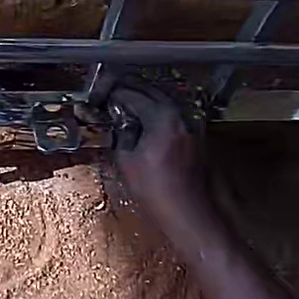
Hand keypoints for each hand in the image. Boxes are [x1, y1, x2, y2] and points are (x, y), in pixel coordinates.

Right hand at [108, 84, 205, 216]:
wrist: (185, 209)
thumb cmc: (155, 189)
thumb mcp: (126, 159)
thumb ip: (121, 133)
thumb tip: (119, 120)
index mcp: (162, 117)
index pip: (134, 95)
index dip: (114, 93)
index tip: (103, 96)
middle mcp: (180, 114)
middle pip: (152, 91)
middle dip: (131, 89)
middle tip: (112, 92)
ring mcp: (191, 123)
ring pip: (164, 100)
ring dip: (145, 97)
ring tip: (126, 102)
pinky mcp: (195, 134)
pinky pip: (173, 113)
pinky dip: (158, 110)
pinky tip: (146, 118)